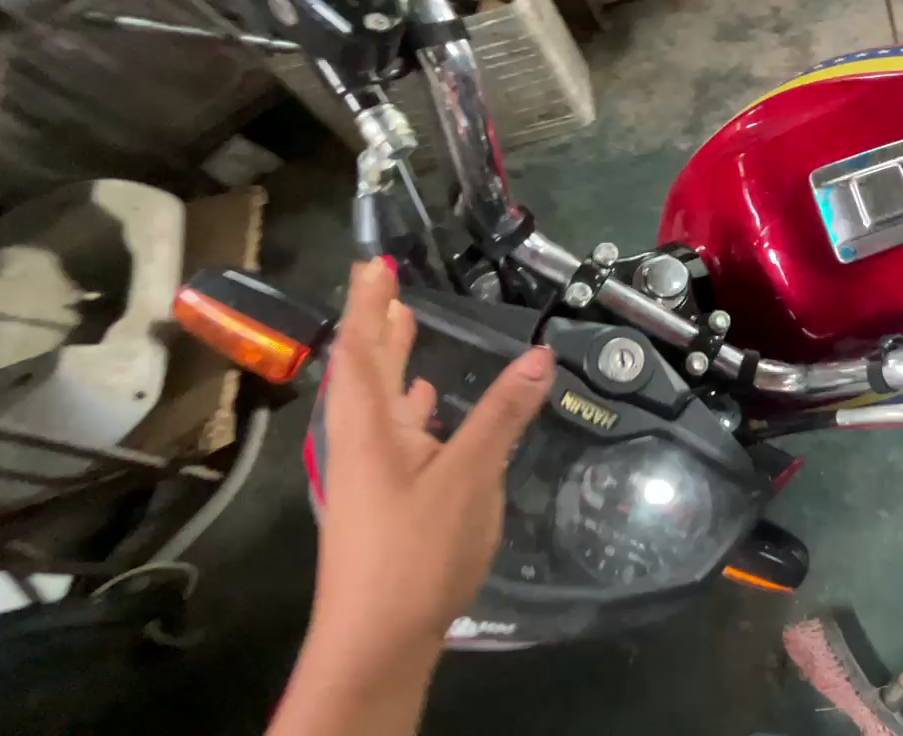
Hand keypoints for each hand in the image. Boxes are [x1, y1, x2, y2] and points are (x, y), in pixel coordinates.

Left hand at [269, 260, 554, 735]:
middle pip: (363, 370)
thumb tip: (541, 355)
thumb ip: (503, 412)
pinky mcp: (384, 494)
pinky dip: (409, 402)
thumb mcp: (469, 474)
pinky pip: (393, 429)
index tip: (376, 264)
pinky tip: (427, 401)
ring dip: (390, 360)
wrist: (378, 638)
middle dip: (376, 324)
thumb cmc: (417, 548)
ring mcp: (369, 471)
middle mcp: (360, 442)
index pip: (362, 352)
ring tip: (405, 326)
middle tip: (389, 284)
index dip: (368, 305)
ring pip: (377, 400)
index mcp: (369, 429)